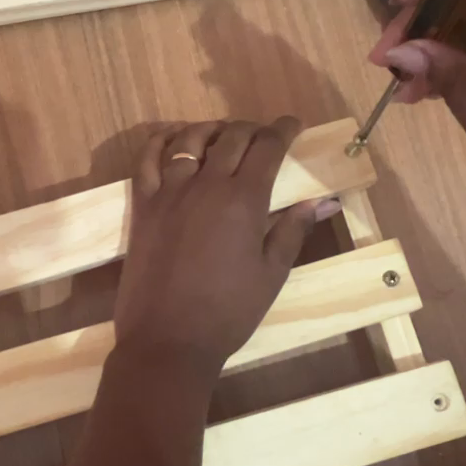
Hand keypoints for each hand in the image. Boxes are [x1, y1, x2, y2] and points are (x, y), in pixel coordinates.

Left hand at [113, 118, 336, 372]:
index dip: (283, 130)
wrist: (168, 340)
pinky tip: (173, 137)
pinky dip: (162, 140)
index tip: (292, 126)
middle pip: (232, 137)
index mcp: (244, 200)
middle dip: (252, 129)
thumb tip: (323, 202)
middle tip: (263, 135)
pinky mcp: (142, 205)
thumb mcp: (271, 274)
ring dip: (211, 128)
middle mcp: (206, 184)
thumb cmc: (228, 313)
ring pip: (190, 139)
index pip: (268, 148)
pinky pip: (148, 158)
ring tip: (223, 133)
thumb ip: (293, 231)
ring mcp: (169, 192)